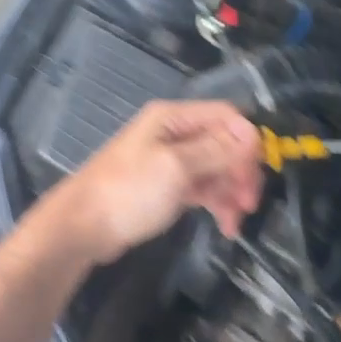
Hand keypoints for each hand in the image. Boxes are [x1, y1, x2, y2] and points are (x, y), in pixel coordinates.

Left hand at [39, 100, 263, 265]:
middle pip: (223, 143)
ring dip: (231, 191)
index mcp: (172, 118)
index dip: (247, 141)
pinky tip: (225, 225)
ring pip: (216, 168)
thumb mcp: (175, 168)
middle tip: (248, 202)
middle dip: (241, 170)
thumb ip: (215, 151)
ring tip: (235, 220)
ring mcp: (169, 160)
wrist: (84, 225)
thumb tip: (252, 133)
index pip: (225, 116)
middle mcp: (172, 133)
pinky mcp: (166, 185)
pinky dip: (216, 202)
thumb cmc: (128, 191)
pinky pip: (202, 187)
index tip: (256, 173)